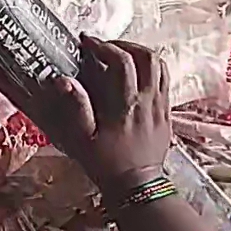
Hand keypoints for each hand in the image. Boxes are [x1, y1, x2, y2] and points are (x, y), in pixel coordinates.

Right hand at [41, 36, 172, 193]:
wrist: (138, 187)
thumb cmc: (105, 162)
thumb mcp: (82, 138)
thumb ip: (76, 107)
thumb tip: (63, 79)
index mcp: (125, 105)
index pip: (122, 62)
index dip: (104, 47)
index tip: (87, 43)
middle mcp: (147, 101)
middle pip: (147, 57)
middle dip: (125, 45)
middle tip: (105, 47)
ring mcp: (161, 106)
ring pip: (160, 67)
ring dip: (140, 55)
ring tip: (120, 57)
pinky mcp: (167, 113)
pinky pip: (165, 81)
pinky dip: (150, 70)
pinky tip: (134, 76)